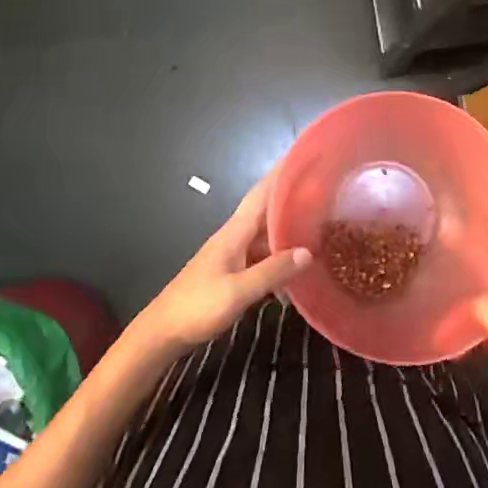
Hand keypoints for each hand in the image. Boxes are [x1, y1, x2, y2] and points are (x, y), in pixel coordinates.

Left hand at [130, 168, 312, 358]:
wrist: (163, 331)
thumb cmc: (198, 306)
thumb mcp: (238, 291)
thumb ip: (272, 271)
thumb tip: (308, 252)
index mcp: (233, 233)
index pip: (260, 194)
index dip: (280, 174)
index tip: (302, 157)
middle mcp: (234, 237)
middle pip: (266, 212)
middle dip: (291, 200)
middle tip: (325, 193)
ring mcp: (232, 255)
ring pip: (266, 236)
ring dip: (288, 231)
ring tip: (320, 228)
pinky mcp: (232, 273)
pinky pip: (262, 257)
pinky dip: (279, 258)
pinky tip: (297, 268)